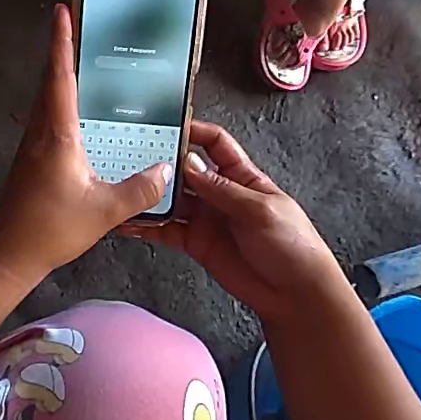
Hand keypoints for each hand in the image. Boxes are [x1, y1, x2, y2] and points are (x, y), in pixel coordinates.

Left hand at [0, 5, 170, 281]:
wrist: (7, 253)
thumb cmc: (48, 229)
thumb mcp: (104, 210)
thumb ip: (139, 189)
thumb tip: (164, 170)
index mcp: (57, 134)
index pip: (60, 77)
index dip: (61, 42)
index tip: (63, 11)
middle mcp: (42, 131)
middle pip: (51, 79)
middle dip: (62, 48)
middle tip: (77, 25)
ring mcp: (34, 144)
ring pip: (47, 98)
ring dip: (60, 73)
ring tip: (81, 59)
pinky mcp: (34, 157)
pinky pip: (50, 117)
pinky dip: (62, 100)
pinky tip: (80, 112)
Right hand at [122, 122, 351, 327]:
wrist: (295, 294)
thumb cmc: (292, 245)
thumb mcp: (260, 210)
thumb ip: (222, 188)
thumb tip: (188, 163)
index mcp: (242, 176)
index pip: (215, 143)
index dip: (193, 130)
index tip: (168, 125)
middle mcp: (220, 193)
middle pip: (185, 170)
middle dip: (162, 164)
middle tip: (134, 158)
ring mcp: (206, 218)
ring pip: (172, 200)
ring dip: (151, 196)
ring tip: (125, 190)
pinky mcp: (196, 242)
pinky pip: (167, 229)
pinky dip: (148, 226)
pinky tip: (130, 222)